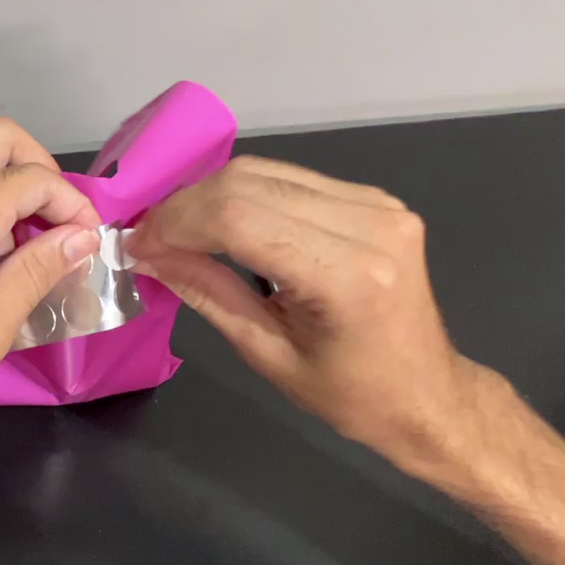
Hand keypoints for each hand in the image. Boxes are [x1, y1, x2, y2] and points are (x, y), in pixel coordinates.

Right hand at [127, 155, 482, 464]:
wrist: (427, 392)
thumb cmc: (348, 393)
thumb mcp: (264, 352)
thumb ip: (205, 291)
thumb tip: (146, 252)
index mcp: (347, 276)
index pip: (239, 219)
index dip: (176, 224)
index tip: (137, 245)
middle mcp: (370, 225)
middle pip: (247, 183)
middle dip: (183, 206)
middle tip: (148, 237)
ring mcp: (377, 204)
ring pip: (263, 171)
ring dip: (206, 196)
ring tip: (175, 229)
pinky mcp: (374, 199)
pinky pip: (287, 178)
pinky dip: (239, 194)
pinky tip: (216, 222)